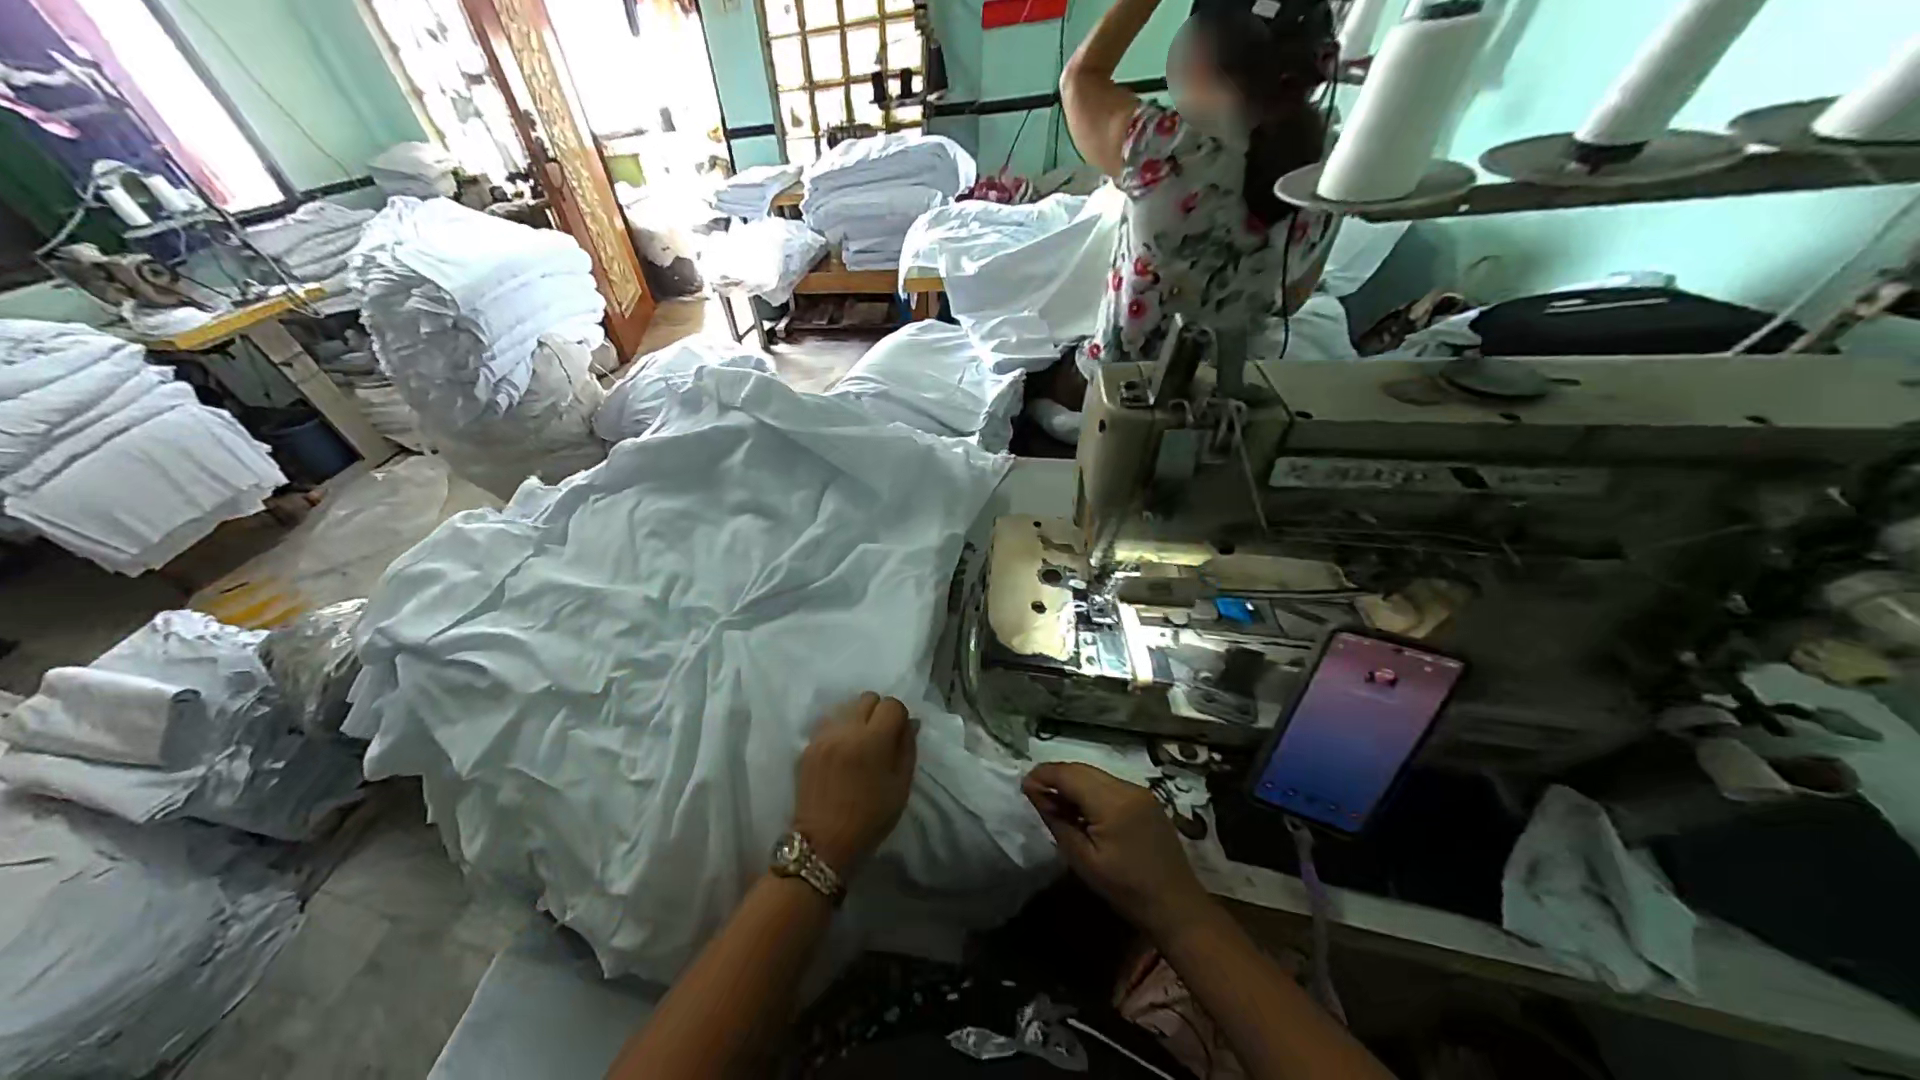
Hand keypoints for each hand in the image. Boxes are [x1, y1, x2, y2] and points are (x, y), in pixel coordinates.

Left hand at [793, 693, 916, 875]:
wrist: (823, 843)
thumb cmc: (870, 819)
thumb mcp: (901, 787)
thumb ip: (907, 748)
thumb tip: (910, 723)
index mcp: (873, 740)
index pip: (892, 705)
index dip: (899, 717)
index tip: (898, 736)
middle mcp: (846, 730)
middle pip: (867, 698)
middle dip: (878, 712)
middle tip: (880, 738)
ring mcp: (823, 736)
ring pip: (846, 707)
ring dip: (857, 719)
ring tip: (859, 744)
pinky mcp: (808, 746)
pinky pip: (828, 723)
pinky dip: (839, 729)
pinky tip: (842, 751)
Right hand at [1023, 763, 1213, 938]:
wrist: (1176, 906)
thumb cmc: (1125, 889)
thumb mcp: (1082, 859)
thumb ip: (1057, 820)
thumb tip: (1035, 793)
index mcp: (1112, 802)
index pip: (1069, 774)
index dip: (1043, 775)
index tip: (1024, 787)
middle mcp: (1127, 787)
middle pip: (1082, 769)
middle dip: (1056, 777)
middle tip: (1035, 794)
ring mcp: (1140, 791)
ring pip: (1095, 774)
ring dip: (1072, 782)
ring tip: (1055, 804)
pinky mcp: (1146, 799)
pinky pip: (1109, 784)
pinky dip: (1090, 790)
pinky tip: (1081, 810)